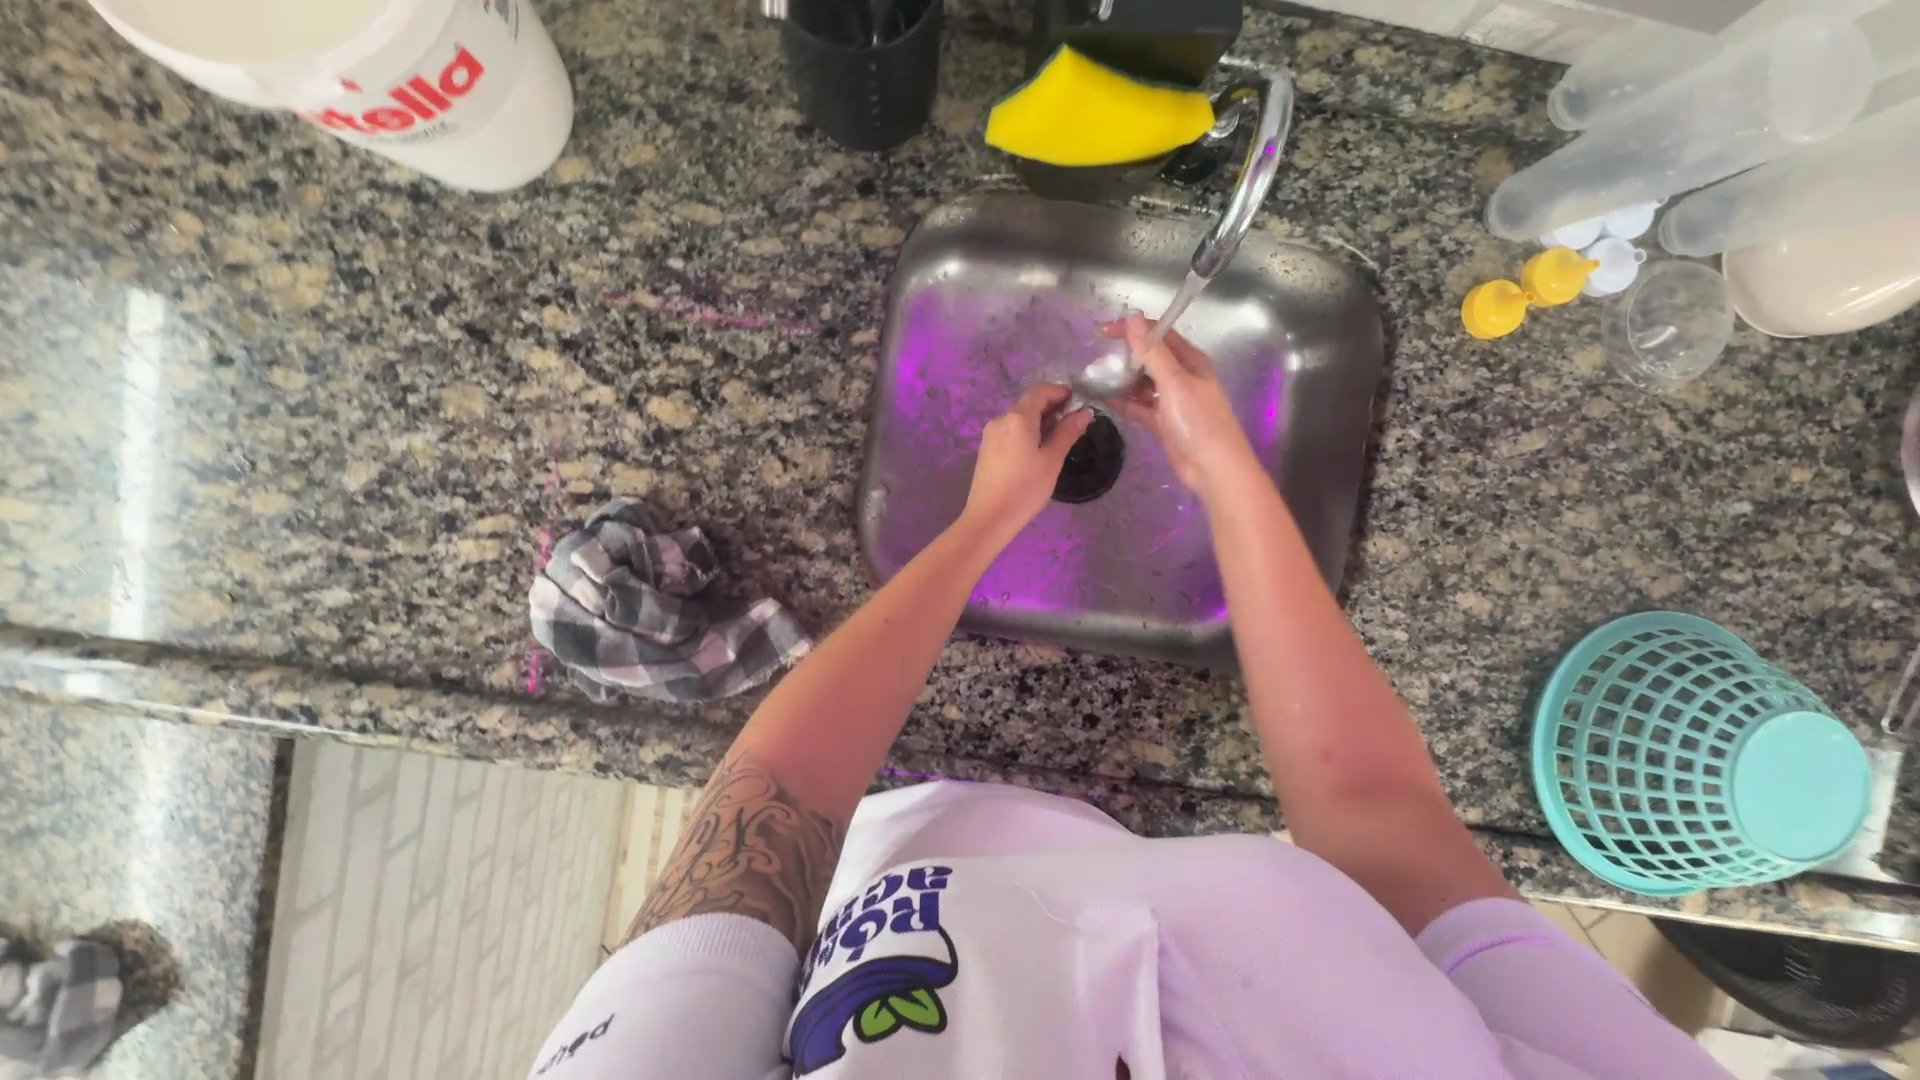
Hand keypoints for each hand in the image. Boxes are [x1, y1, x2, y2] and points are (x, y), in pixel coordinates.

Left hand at [958, 383, 1091, 544]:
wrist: (989, 517)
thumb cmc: (1025, 488)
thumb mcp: (1052, 460)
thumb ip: (1068, 433)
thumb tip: (1083, 412)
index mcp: (1018, 418)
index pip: (1040, 391)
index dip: (1060, 392)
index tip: (1078, 403)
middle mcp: (1001, 419)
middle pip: (1028, 403)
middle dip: (1051, 407)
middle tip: (1072, 423)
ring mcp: (990, 434)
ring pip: (1018, 418)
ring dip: (1039, 421)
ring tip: (1057, 439)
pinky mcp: (986, 449)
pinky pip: (1009, 431)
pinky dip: (1026, 432)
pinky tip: (1036, 450)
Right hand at [1105, 314, 1259, 498]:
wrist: (1214, 469)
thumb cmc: (1198, 422)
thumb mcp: (1174, 382)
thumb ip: (1152, 352)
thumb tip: (1132, 318)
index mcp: (1190, 360)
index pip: (1159, 334)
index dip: (1132, 329)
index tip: (1103, 333)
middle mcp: (1182, 376)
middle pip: (1150, 358)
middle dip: (1125, 356)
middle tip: (1098, 361)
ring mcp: (1173, 400)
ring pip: (1143, 383)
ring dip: (1123, 380)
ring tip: (1098, 380)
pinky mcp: (1165, 422)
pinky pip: (1141, 406)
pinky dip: (1125, 402)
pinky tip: (1105, 400)